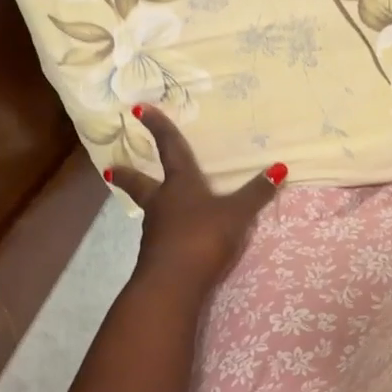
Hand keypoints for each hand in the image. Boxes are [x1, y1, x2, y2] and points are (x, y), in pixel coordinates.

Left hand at [106, 106, 283, 300]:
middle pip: (140, 183)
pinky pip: (160, 234)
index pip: (169, 148)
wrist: (173, 282)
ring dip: (148, 202)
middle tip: (110, 169)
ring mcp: (156, 230)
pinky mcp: (158, 254)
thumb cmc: (203, 236)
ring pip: (149, 209)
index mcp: (180, 184)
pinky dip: (164, 230)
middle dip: (126, 175)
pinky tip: (172, 236)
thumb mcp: (236, 213)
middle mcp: (162, 202)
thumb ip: (257, 192)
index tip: (137, 108)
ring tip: (153, 201)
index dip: (157, 127)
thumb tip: (280, 168)